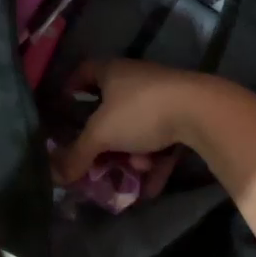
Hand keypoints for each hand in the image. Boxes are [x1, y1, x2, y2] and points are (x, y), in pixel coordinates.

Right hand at [51, 60, 255, 182]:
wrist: (201, 111)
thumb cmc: (142, 111)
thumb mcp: (102, 135)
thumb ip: (77, 155)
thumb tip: (54, 175)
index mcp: (112, 71)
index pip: (83, 72)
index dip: (69, 88)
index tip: (61, 109)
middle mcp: (136, 79)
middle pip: (110, 109)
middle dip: (103, 140)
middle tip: (94, 159)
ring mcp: (162, 96)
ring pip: (137, 129)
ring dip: (132, 154)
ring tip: (135, 171)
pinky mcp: (184, 114)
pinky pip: (161, 141)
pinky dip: (155, 161)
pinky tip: (152, 185)